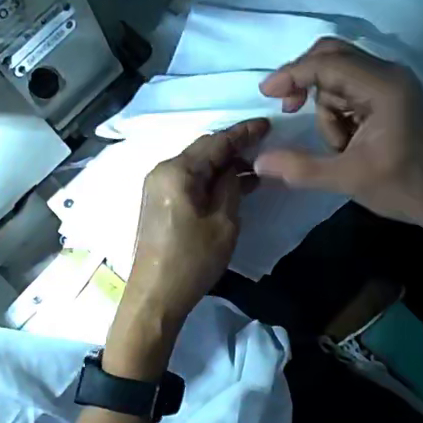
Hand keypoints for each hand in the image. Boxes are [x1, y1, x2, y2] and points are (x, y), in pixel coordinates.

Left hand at [108, 119, 269, 376]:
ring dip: (223, 165)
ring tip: (254, 168)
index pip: (215, 142)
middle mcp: (162, 172)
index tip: (267, 125)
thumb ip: (231, 186)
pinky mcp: (158, 203)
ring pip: (196, 165)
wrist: (155, 297)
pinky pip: (188, 180)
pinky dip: (210, 179)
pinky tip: (232, 185)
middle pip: (203, 150)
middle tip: (264, 145)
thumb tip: (235, 168)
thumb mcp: (224, 222)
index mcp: (177, 171)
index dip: (243, 133)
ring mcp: (156, 187)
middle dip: (233, 147)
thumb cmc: (192, 259)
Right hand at [253, 38, 422, 238]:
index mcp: (383, 86)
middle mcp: (390, 75)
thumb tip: (259, 162)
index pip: (327, 63)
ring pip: (341, 79)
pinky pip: (354, 92)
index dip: (292, 74)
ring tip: (340, 148)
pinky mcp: (395, 99)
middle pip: (334, 58)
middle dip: (307, 82)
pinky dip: (341, 113)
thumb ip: (301, 168)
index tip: (266, 94)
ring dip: (328, 109)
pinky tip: (348, 143)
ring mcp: (395, 85)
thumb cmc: (406, 188)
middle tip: (288, 109)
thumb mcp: (348, 179)